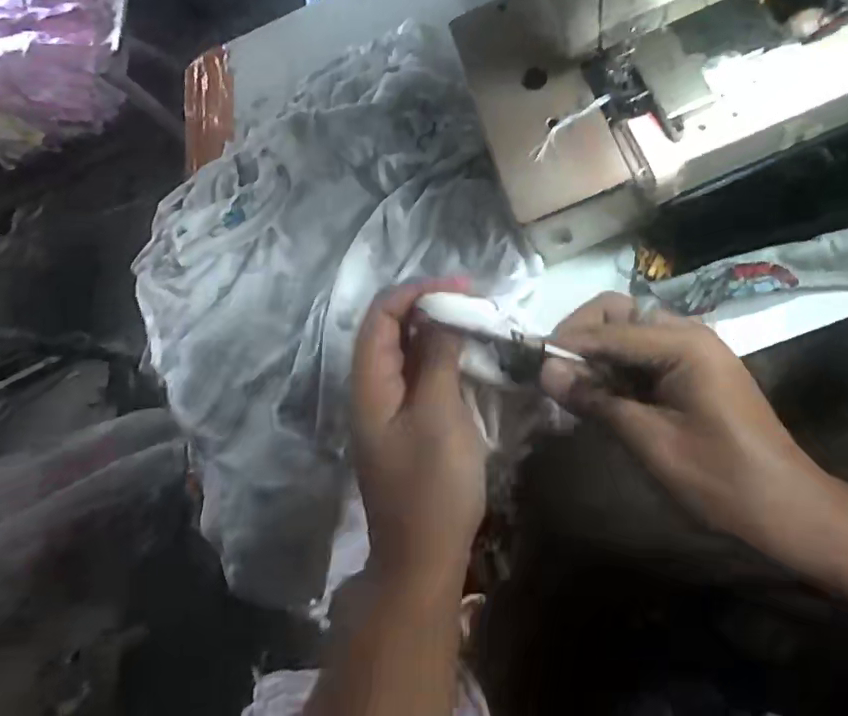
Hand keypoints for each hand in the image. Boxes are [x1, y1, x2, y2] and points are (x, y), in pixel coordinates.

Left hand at [350, 280, 488, 577]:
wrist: (424, 559)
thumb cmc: (433, 486)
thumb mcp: (439, 414)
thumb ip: (438, 359)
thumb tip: (442, 316)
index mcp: (370, 386)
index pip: (380, 317)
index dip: (416, 292)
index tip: (461, 288)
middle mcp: (374, 391)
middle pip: (392, 331)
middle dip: (430, 306)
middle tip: (475, 301)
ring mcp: (391, 410)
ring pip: (409, 352)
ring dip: (440, 330)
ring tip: (477, 320)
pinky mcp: (410, 424)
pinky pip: (422, 375)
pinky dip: (444, 356)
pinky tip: (471, 355)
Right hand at [540, 294, 828, 548]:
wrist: (786, 506)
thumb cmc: (721, 477)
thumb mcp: (653, 441)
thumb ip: (598, 400)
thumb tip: (545, 369)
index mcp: (683, 342)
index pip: (610, 329)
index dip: (567, 344)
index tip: (529, 362)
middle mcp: (689, 333)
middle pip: (621, 313)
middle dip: (583, 335)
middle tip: (554, 373)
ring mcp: (694, 349)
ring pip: (631, 331)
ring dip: (599, 352)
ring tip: (571, 387)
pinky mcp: (695, 369)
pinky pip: (646, 353)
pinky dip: (619, 366)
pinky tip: (602, 394)